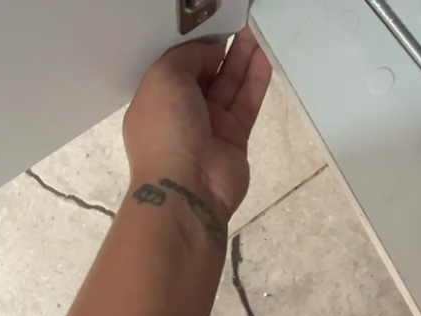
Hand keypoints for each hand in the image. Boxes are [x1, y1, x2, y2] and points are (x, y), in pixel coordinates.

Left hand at [122, 27, 271, 224]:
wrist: (186, 189)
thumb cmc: (165, 131)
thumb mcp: (163, 77)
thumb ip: (187, 56)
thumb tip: (210, 52)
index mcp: (155, 103)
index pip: (176, 68)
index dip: (194, 46)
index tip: (212, 26)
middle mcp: (181, 116)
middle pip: (205, 75)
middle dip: (221, 48)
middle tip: (240, 21)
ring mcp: (208, 130)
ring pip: (229, 86)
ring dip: (242, 57)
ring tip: (256, 28)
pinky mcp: (233, 140)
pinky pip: (246, 103)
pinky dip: (256, 79)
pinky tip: (265, 54)